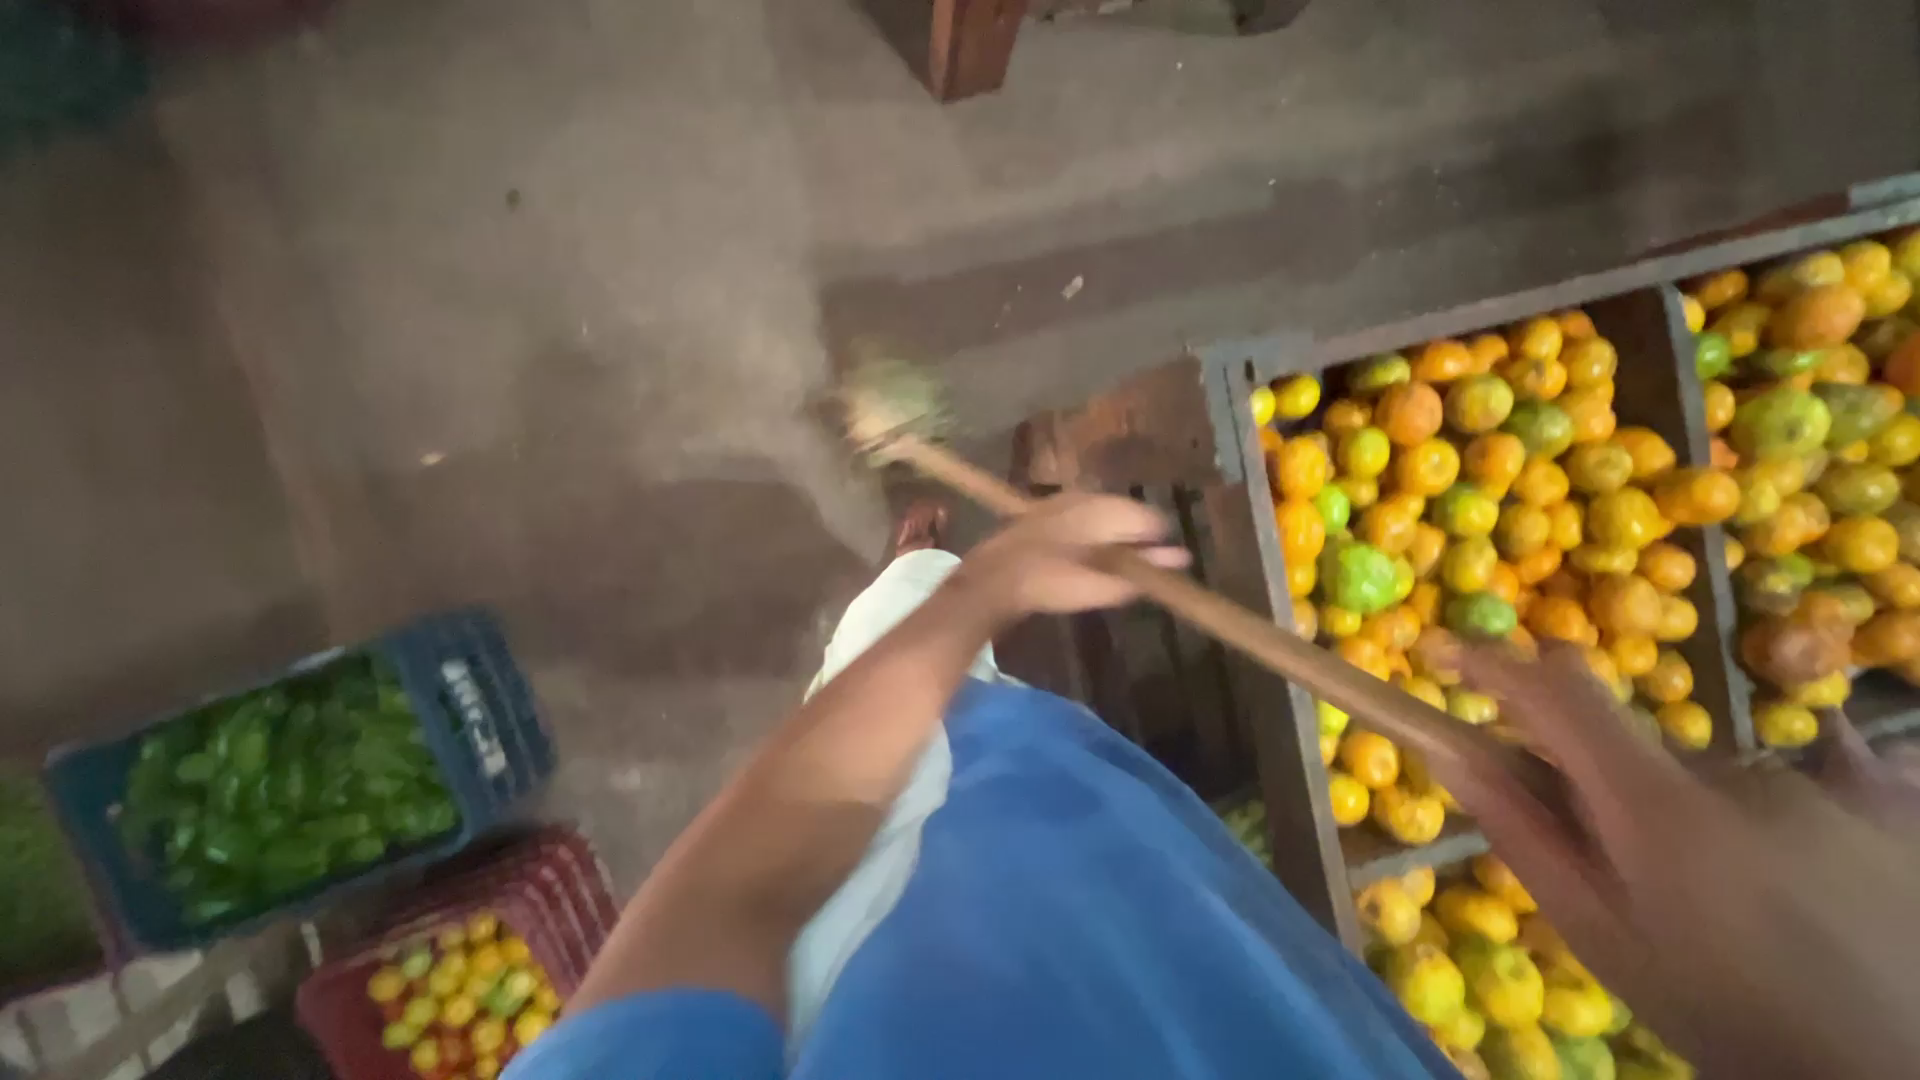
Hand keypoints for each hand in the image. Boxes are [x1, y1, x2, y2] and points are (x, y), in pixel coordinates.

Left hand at [948, 494, 1189, 617]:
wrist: (993, 576)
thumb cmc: (1051, 582)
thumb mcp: (1104, 584)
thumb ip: (1144, 571)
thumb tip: (1182, 559)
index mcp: (1107, 507)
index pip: (1153, 518)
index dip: (1160, 545)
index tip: (1156, 570)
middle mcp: (1088, 495)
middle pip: (1128, 514)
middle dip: (1135, 541)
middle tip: (1130, 573)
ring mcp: (1063, 500)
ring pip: (1103, 516)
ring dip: (1110, 540)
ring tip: (1104, 570)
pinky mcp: (1044, 511)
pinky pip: (1080, 520)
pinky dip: (1087, 538)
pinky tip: (1077, 560)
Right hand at [1439, 643, 1919, 1078]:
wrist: (1902, 1079)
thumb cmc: (1721, 1011)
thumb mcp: (1596, 932)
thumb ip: (1520, 833)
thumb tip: (1448, 752)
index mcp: (1656, 806)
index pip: (1560, 694)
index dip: (1493, 663)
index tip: (1441, 655)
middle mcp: (1736, 775)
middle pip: (1624, 742)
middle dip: (1591, 779)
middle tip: (1607, 858)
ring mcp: (1815, 789)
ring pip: (1692, 774)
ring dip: (1670, 811)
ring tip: (1708, 898)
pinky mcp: (1877, 810)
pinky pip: (1768, 788)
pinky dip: (1736, 822)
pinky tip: (1772, 889)